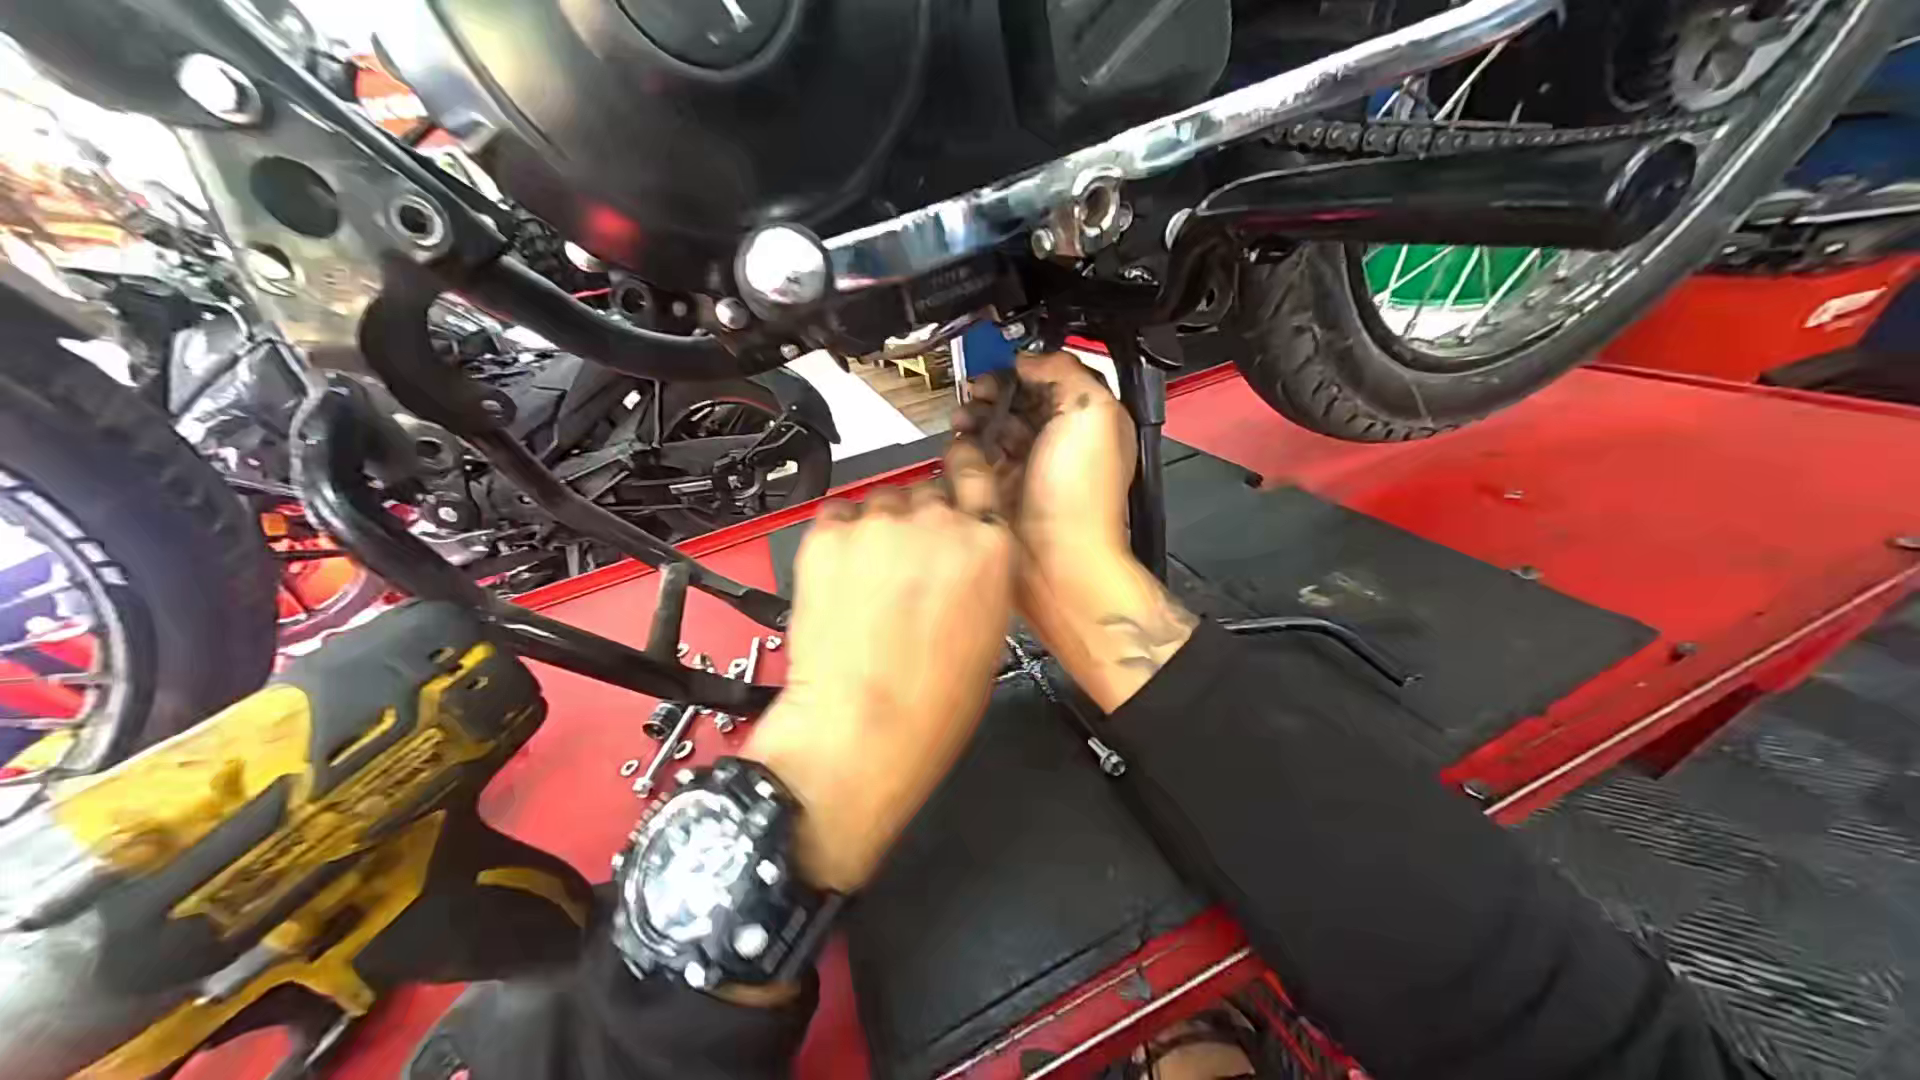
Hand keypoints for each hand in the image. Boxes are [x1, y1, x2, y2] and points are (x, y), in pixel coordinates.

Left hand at [741, 443, 1013, 892]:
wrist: (860, 730)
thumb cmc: (933, 704)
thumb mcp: (989, 633)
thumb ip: (981, 574)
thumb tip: (964, 555)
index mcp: (988, 547)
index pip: (977, 476)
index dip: (963, 469)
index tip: (955, 462)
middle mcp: (937, 523)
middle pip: (926, 494)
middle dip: (918, 523)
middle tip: (903, 568)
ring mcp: (879, 525)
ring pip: (880, 503)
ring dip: (877, 532)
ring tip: (867, 582)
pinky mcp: (827, 536)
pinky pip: (837, 516)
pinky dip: (839, 539)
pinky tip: (840, 580)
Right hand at [958, 351, 1195, 713]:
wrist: (1056, 562)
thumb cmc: (1081, 501)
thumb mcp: (1092, 413)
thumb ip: (1065, 372)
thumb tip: (1032, 361)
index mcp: (1085, 424)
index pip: (1051, 380)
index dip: (1024, 367)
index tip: (1001, 362)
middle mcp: (1056, 445)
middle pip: (1017, 402)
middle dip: (993, 390)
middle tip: (976, 388)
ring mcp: (1025, 469)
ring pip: (992, 427)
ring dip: (974, 415)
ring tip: (964, 415)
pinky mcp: (999, 491)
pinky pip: (974, 459)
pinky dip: (963, 447)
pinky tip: (961, 444)